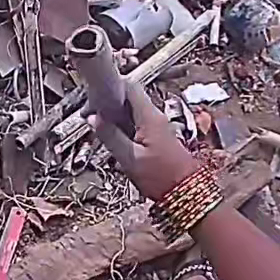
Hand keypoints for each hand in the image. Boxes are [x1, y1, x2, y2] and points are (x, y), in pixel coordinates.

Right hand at [89, 82, 199, 198]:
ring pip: (131, 111)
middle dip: (109, 105)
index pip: (129, 86)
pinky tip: (116, 142)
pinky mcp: (158, 136)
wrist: (187, 193)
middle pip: (129, 98)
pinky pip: (137, 123)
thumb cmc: (162, 178)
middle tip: (92, 119)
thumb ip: (110, 136)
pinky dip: (123, 128)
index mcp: (149, 117)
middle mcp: (155, 116)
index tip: (93, 102)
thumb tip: (93, 118)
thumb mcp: (130, 158)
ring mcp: (158, 125)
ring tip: (101, 131)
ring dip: (115, 118)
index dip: (109, 88)